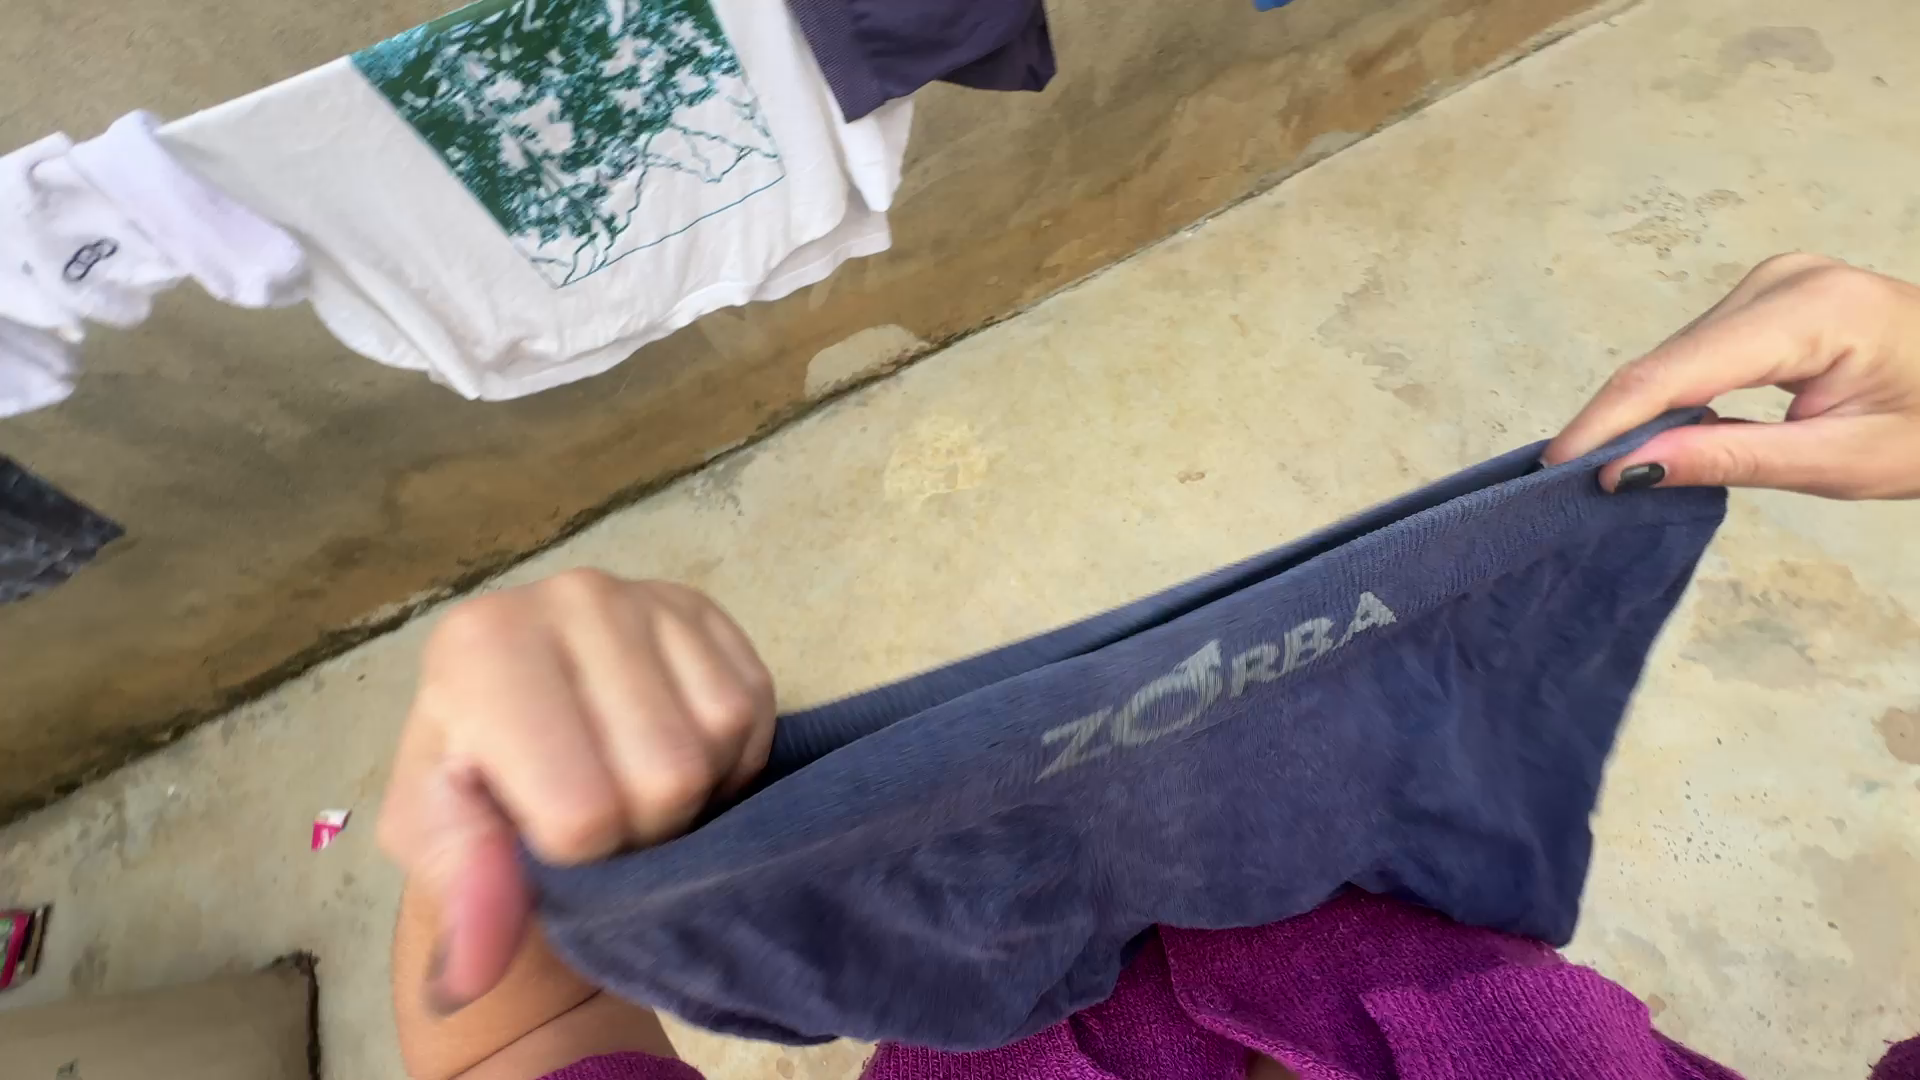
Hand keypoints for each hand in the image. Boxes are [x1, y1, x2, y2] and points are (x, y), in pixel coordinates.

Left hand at [378, 571, 775, 1014]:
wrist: (536, 704)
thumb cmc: (480, 770)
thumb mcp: (437, 832)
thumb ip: (460, 894)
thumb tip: (477, 970)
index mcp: (485, 645)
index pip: (580, 808)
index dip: (580, 857)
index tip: (556, 842)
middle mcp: (576, 596)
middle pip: (668, 772)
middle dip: (648, 824)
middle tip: (612, 814)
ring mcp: (655, 596)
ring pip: (721, 734)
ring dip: (696, 787)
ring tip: (646, 780)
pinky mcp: (712, 611)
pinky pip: (756, 704)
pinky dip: (731, 752)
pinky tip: (686, 748)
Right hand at [1542, 254, 1919, 497]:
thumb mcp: (1845, 459)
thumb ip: (1729, 458)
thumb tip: (1620, 469)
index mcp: (1814, 310)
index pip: (1672, 373)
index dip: (1603, 423)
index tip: (1553, 469)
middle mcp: (1780, 281)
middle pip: (1663, 364)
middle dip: (1614, 423)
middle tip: (1578, 479)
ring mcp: (1770, 283)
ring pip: (1666, 359)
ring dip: (1633, 413)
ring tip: (1612, 461)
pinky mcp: (1763, 297)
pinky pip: (1686, 353)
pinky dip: (1662, 397)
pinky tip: (1653, 430)